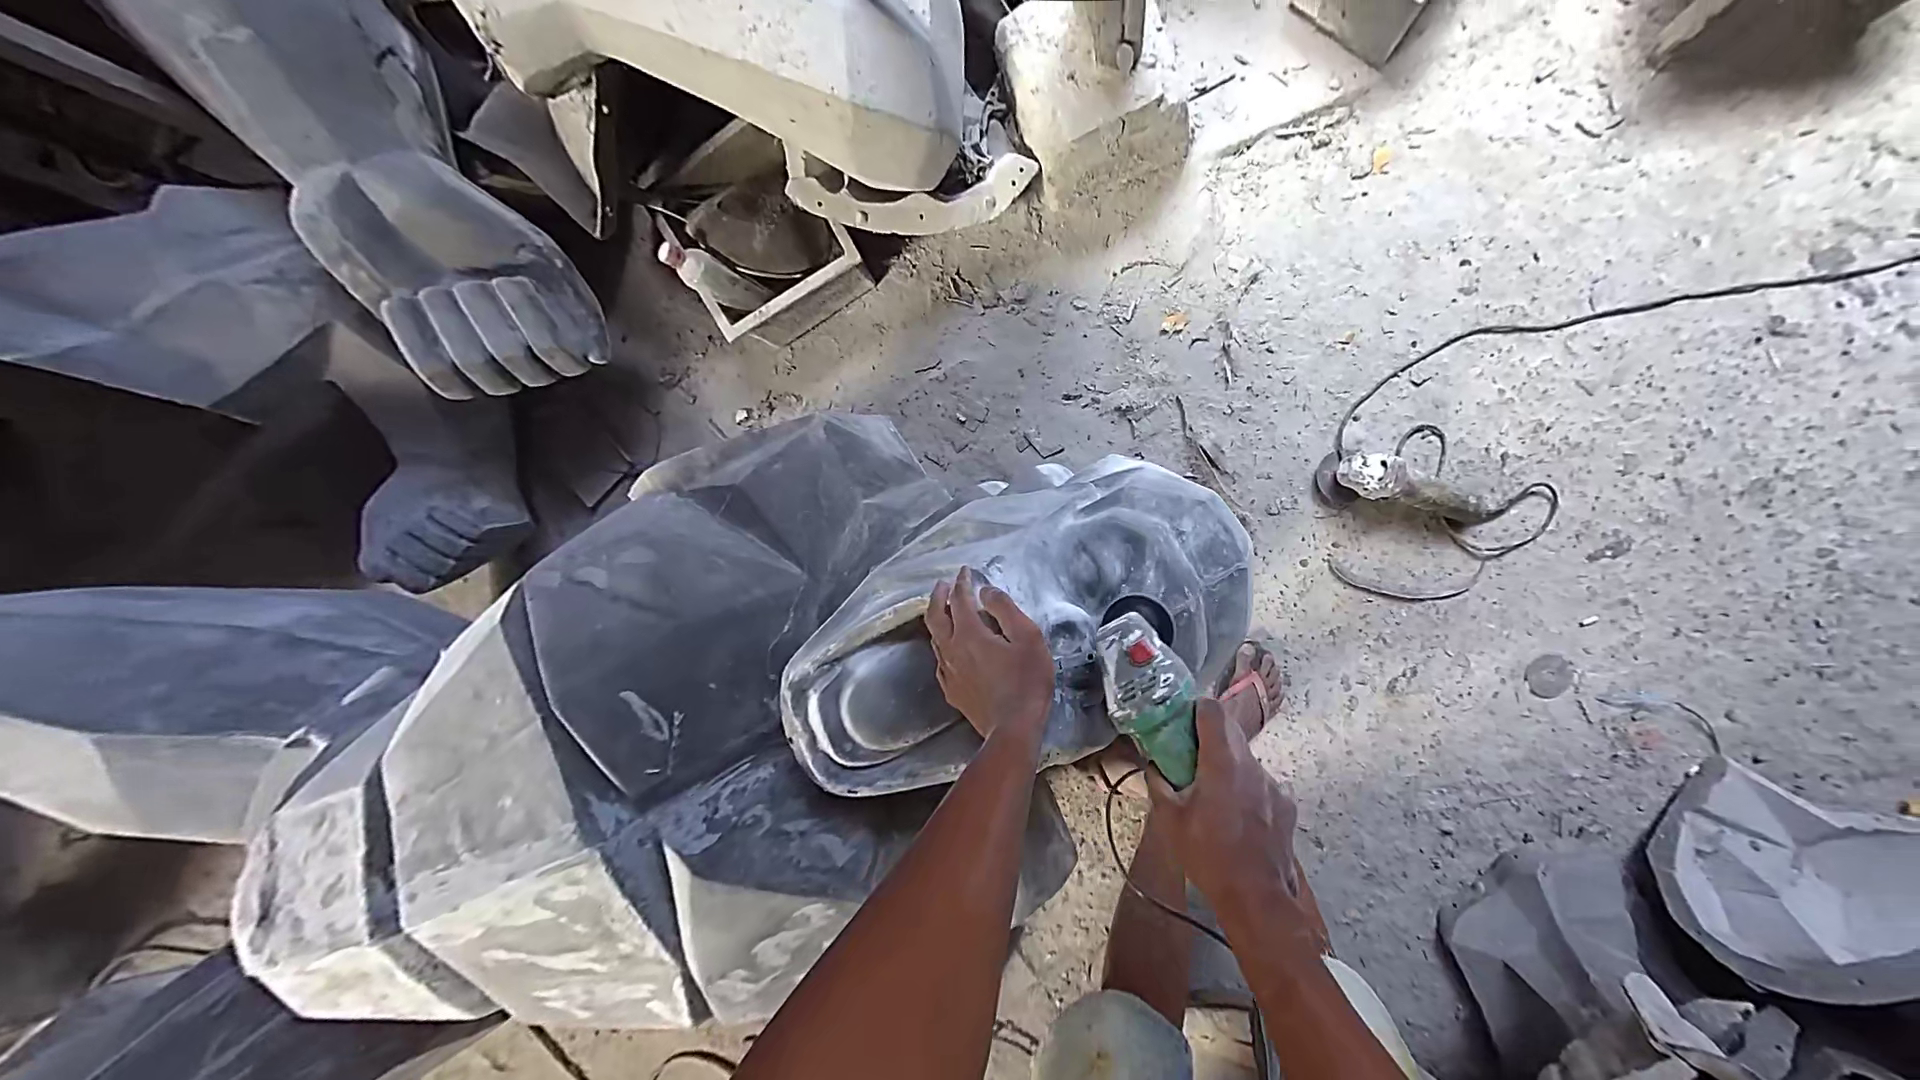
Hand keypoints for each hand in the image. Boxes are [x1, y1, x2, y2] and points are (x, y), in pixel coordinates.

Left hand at [925, 567, 1052, 742]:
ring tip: (944, 611)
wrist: (1013, 728)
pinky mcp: (952, 691)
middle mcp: (951, 650)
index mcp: (969, 634)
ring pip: (935, 639)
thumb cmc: (1026, 681)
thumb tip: (986, 593)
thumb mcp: (1028, 638)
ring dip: (938, 619)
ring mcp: (948, 672)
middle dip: (938, 597)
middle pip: (935, 617)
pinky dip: (942, 645)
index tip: (966, 572)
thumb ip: (1005, 610)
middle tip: (943, 585)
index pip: (959, 600)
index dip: (962, 583)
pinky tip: (948, 648)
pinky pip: (940, 661)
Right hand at [1148, 699, 1326, 952]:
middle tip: (1188, 754)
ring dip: (1227, 765)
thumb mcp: (1169, 819)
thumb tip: (1153, 766)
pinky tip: (1235, 815)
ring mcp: (1274, 786)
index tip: (1181, 720)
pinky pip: (1260, 784)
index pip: (1212, 710)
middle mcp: (1252, 766)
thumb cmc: (1208, 855)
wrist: (1257, 898)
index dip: (1195, 708)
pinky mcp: (1287, 806)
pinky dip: (1245, 788)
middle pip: (1230, 731)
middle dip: (1208, 736)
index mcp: (1222, 762)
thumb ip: (1159, 784)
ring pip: (1246, 759)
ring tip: (1212, 793)